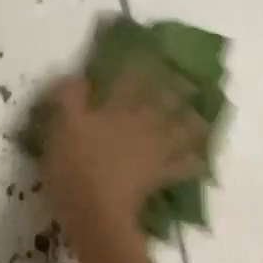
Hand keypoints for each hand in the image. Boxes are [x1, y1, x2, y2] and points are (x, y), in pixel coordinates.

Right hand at [40, 72, 206, 246]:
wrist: (96, 212)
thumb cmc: (74, 167)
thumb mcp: (60, 127)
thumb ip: (68, 97)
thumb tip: (75, 75)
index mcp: (117, 107)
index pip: (129, 77)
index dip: (138, 63)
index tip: (147, 50)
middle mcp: (142, 122)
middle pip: (165, 100)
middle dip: (176, 87)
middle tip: (189, 79)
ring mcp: (154, 150)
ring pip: (180, 129)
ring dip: (192, 122)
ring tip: (203, 116)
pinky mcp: (158, 177)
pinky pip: (181, 168)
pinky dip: (192, 163)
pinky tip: (200, 161)